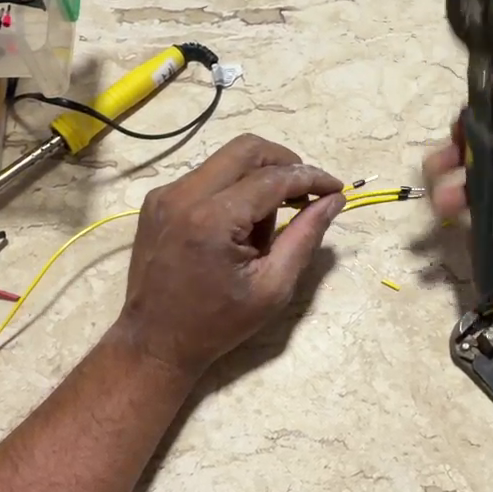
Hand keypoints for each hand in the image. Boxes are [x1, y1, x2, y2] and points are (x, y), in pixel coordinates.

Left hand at [112, 134, 345, 378]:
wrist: (155, 341)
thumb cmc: (218, 323)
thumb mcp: (273, 287)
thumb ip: (305, 237)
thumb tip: (334, 200)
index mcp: (212, 219)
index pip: (273, 178)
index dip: (311, 178)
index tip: (336, 189)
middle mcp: (183, 195)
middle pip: (247, 149)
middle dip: (285, 164)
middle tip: (306, 194)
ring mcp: (165, 195)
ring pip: (226, 161)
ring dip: (257, 180)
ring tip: (265, 228)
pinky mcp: (157, 201)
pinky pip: (206, 178)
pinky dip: (231, 191)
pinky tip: (237, 229)